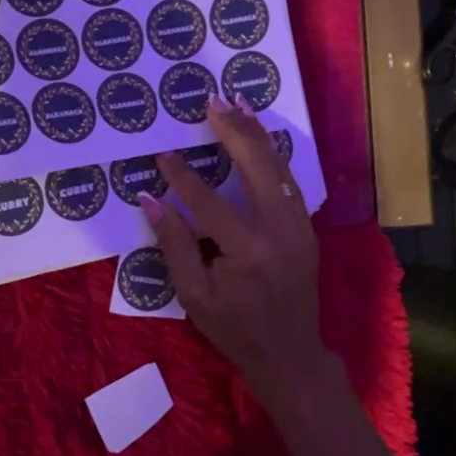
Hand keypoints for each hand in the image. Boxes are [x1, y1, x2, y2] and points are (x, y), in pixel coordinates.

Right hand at [141, 96, 329, 397]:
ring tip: (238, 104)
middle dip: (233, 130)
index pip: (208, 200)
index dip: (182, 176)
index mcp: (247, 250)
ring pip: (279, 167)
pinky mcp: (306, 228)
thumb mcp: (193, 295)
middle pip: (257, 165)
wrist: (289, 354)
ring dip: (257, 133)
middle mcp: (279, 230)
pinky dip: (273, 154)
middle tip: (213, 101)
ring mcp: (299, 226)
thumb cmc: (234, 329)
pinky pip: (289, 181)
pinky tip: (259, 137)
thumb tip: (149, 200)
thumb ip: (174, 245)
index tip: (163, 154)